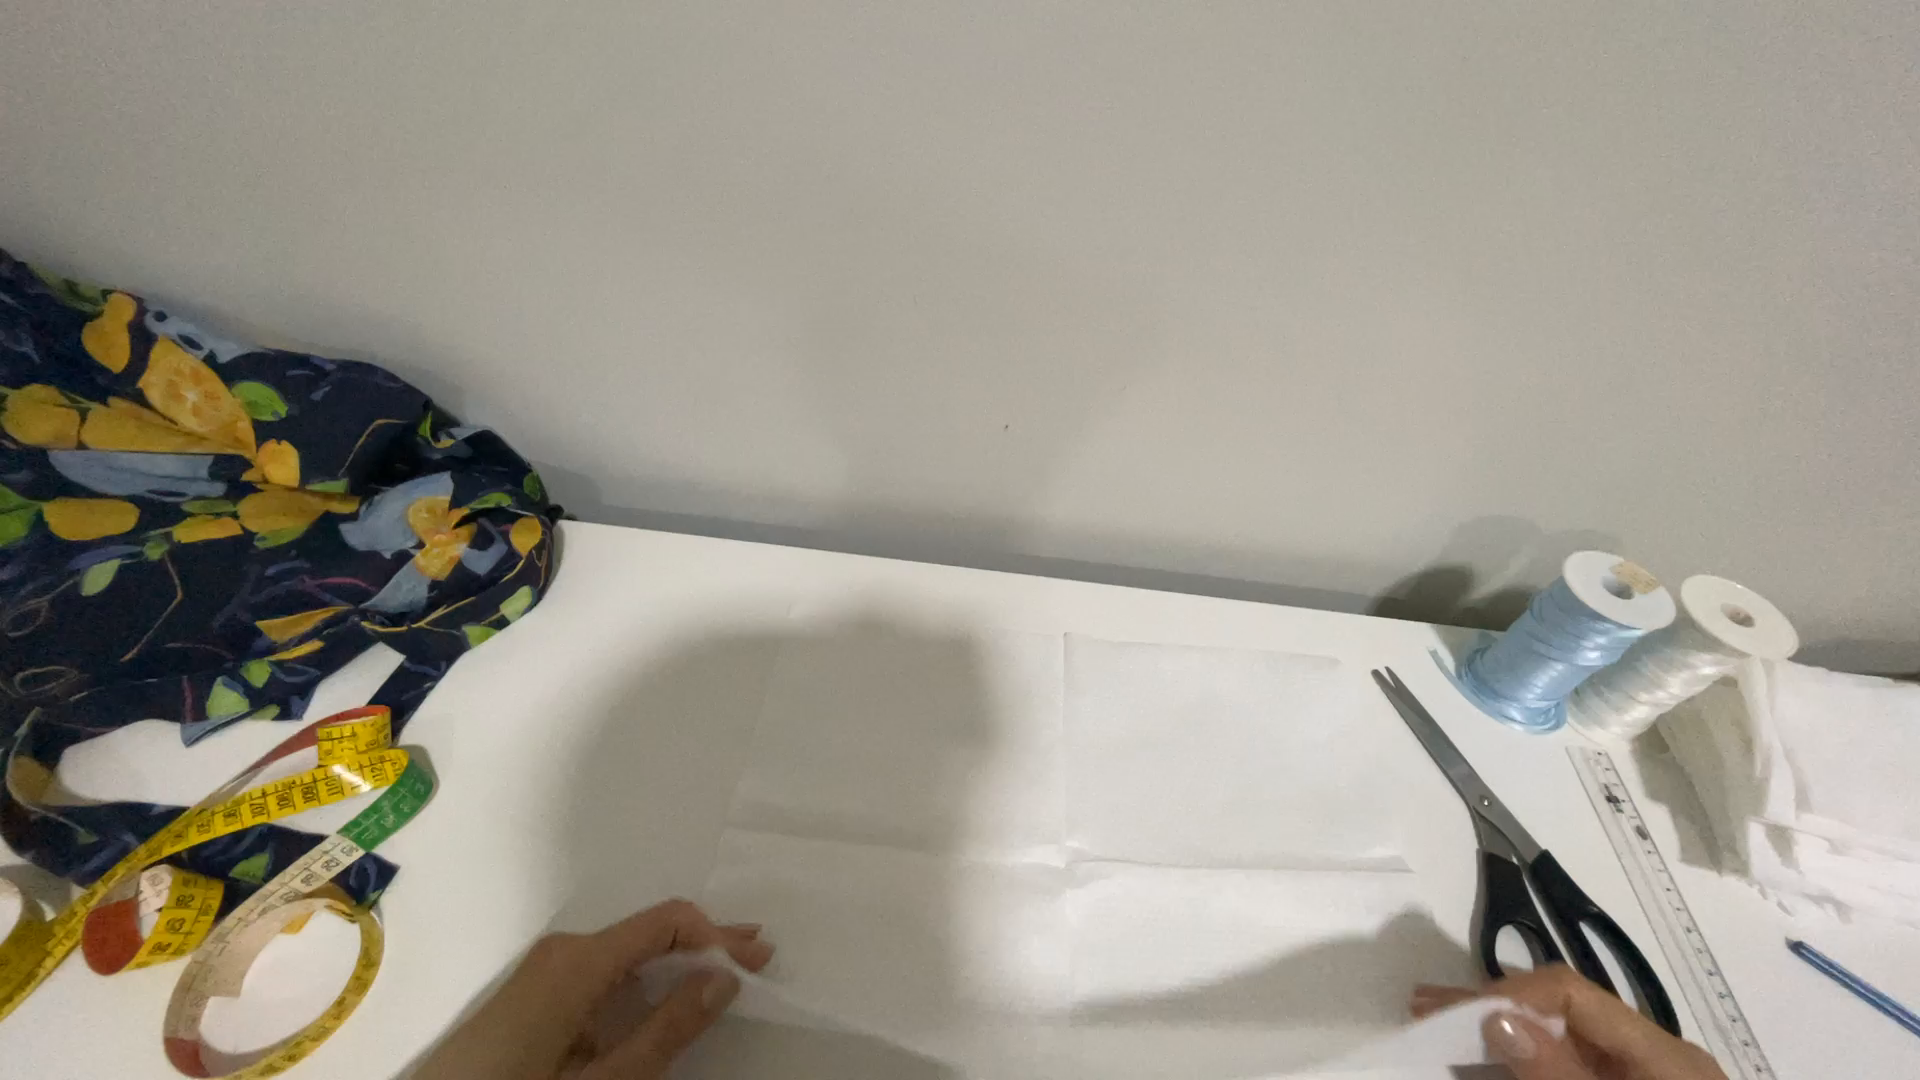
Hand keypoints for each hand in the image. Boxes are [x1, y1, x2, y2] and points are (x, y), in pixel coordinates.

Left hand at [414, 899, 772, 1079]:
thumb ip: (665, 1031)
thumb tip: (724, 977)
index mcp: (579, 961)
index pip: (668, 922)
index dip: (719, 936)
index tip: (760, 959)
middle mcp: (563, 951)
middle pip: (651, 933)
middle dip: (707, 945)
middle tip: (757, 956)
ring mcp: (543, 973)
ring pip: (630, 955)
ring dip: (679, 965)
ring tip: (722, 972)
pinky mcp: (532, 998)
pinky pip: (604, 975)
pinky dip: (645, 983)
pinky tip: (667, 996)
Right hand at [1411, 966, 1725, 1079]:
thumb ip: (1557, 1077)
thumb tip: (1494, 1014)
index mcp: (1664, 1057)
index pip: (1568, 991)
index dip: (1506, 994)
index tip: (1451, 1018)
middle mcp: (1653, 1059)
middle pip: (1557, 1011)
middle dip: (1487, 1010)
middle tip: (1422, 1012)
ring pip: (1554, 1039)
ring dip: (1493, 1035)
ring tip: (1435, 1035)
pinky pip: (1564, 1068)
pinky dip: (1516, 1066)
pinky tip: (1476, 1066)